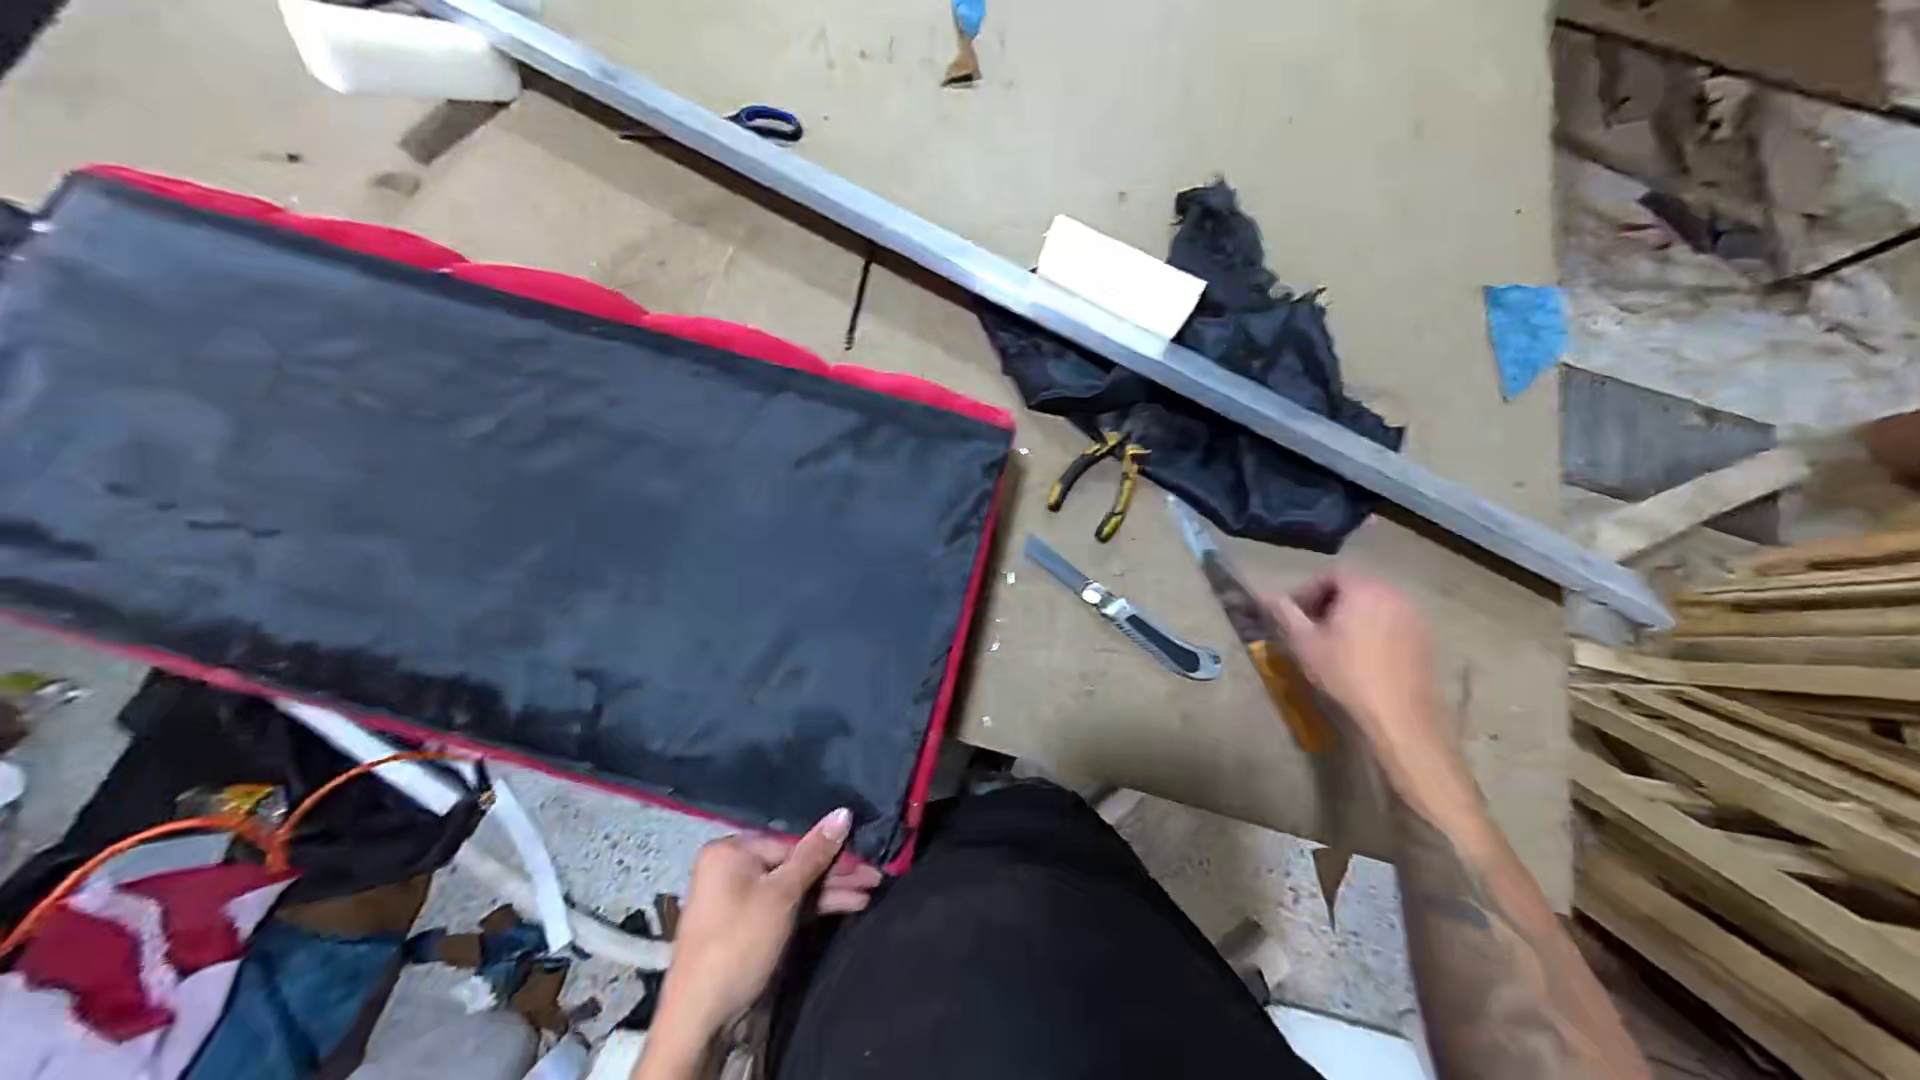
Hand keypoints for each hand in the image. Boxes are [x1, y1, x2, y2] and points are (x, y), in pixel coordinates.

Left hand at [653, 809, 883, 1042]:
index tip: (866, 856)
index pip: (792, 842)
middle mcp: (734, 867)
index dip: (831, 850)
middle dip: (835, 872)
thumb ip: (815, 853)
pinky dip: (814, 907)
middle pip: (794, 863)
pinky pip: (787, 905)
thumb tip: (844, 812)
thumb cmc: (740, 942)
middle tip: (874, 876)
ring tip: (870, 891)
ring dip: (831, 890)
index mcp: (731, 850)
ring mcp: (741, 898)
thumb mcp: (782, 894)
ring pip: (794, 886)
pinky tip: (849, 904)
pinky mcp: (751, 925)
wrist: (700, 1018)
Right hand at [1271, 570, 1457, 778]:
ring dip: (1351, 615)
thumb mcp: (1304, 643)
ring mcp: (1415, 616)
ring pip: (1375, 604)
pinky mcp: (1426, 639)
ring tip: (1333, 642)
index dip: (1307, 589)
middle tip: (1309, 626)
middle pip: (1355, 585)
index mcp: (1364, 589)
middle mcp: (1394, 594)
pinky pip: (1392, 621)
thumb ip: (1284, 613)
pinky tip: (1361, 656)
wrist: (1399, 716)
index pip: (1331, 573)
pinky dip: (1372, 628)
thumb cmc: (1346, 674)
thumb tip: (1265, 596)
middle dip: (1328, 601)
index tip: (1293, 613)